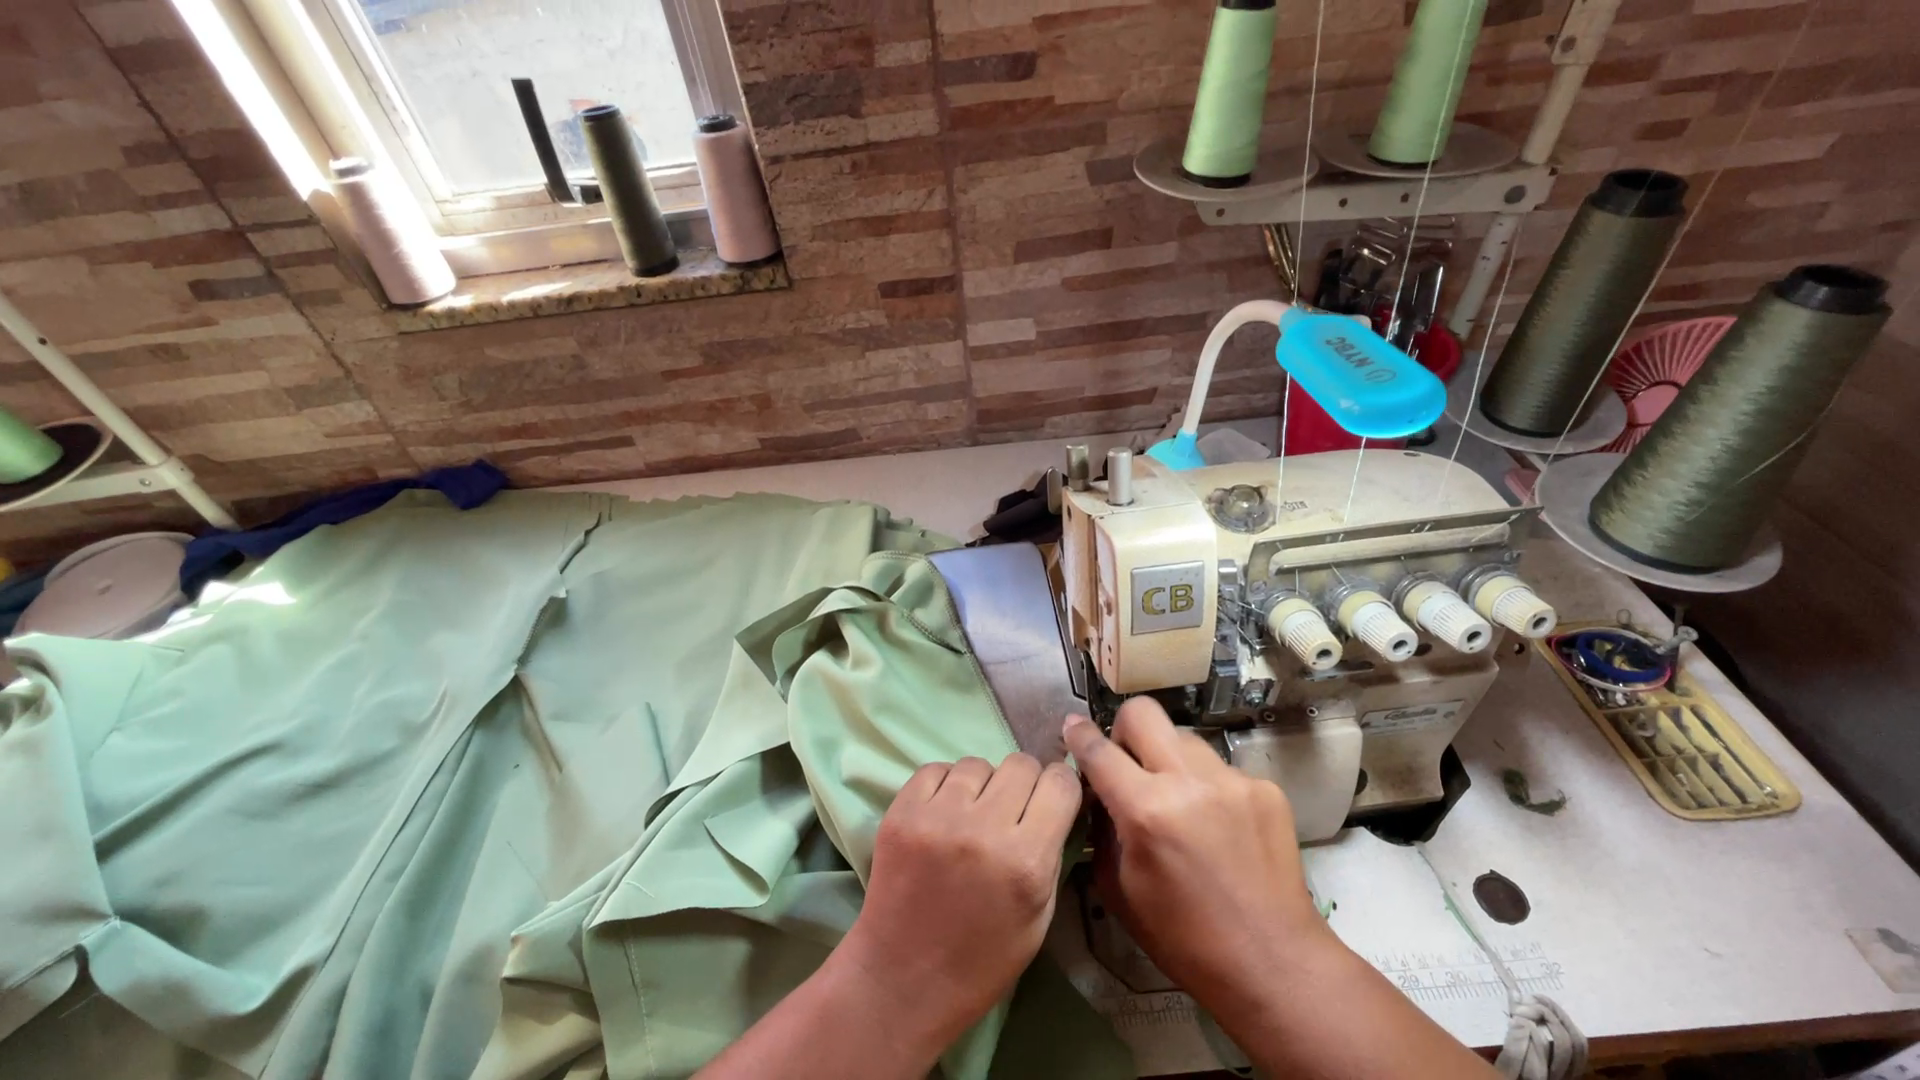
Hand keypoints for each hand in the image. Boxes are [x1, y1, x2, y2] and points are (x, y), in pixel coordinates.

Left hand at [837, 753, 1082, 1055]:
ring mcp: (937, 817)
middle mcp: (984, 829)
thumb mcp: (1041, 915)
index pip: (1060, 783)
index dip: (1061, 789)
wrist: (903, 979)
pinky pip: (935, 770)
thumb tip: (1062, 799)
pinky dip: (945, 786)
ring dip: (983, 785)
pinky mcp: (901, 812)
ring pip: (978, 764)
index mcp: (1026, 861)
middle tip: (1012, 812)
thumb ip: (1053, 852)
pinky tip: (944, 816)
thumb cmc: (983, 958)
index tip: (1053, 802)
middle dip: (1025, 784)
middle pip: (1021, 764)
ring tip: (973, 817)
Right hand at [1064, 699, 1331, 1013]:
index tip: (1072, 726)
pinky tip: (1214, 825)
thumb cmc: (1183, 938)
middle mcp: (1189, 782)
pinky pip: (1219, 768)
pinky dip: (1205, 786)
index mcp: (1146, 810)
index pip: (1099, 750)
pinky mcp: (1264, 789)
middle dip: (1124, 729)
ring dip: (1167, 758)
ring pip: (1183, 737)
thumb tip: (1096, 792)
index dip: (1078, 734)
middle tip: (1126, 761)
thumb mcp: (1119, 889)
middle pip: (1143, 713)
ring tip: (1175, 800)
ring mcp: (1232, 781)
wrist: (1272, 961)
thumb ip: (1101, 829)